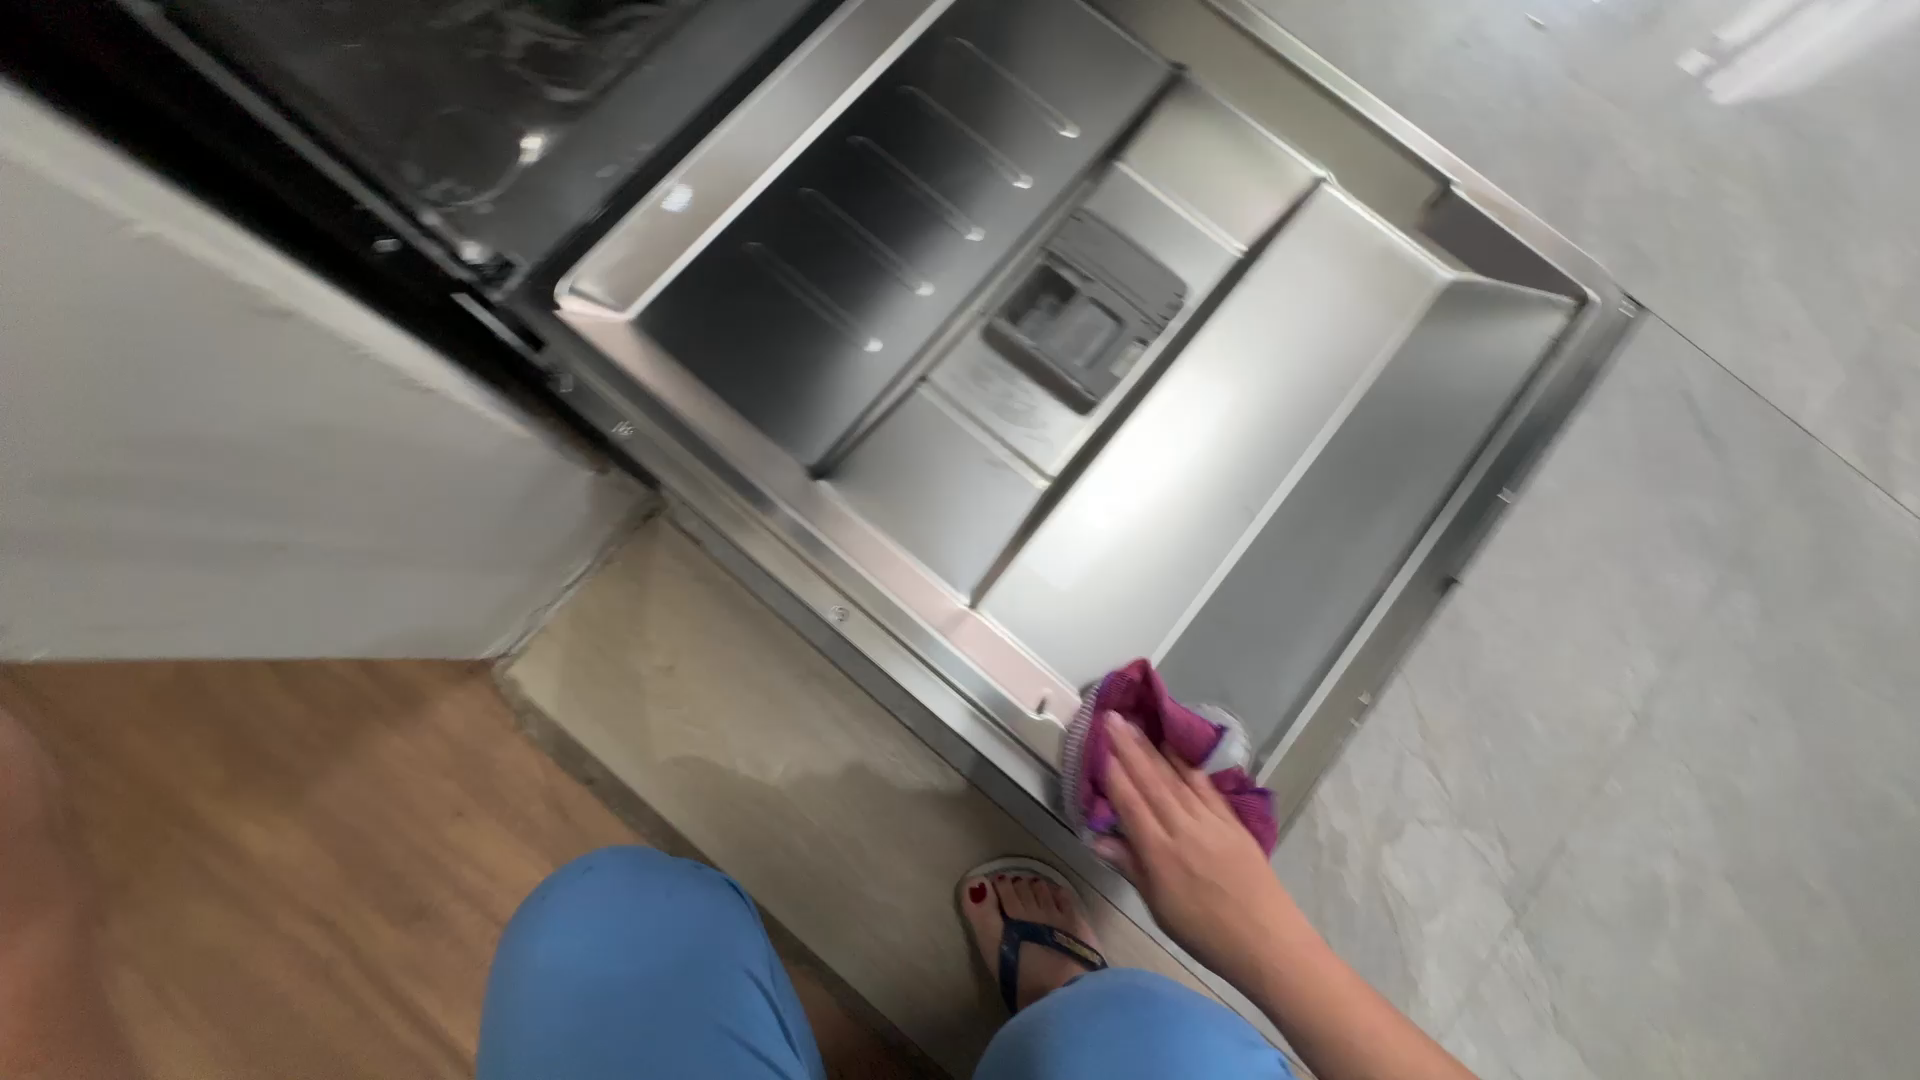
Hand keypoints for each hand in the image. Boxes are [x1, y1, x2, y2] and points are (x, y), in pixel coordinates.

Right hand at [1092, 717, 1297, 987]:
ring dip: (1153, 748)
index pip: (1130, 803)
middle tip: (1112, 716)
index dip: (1112, 772)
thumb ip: (1130, 866)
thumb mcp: (1159, 908)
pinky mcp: (1232, 821)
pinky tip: (1176, 747)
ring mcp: (1210, 822)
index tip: (1098, 743)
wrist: (1269, 943)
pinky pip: (1205, 785)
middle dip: (1129, 747)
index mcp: (1160, 854)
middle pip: (1151, 782)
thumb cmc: (1206, 933)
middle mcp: (1183, 829)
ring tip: (1137, 723)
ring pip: (1175, 777)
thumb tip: (1096, 838)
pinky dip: (1187, 764)